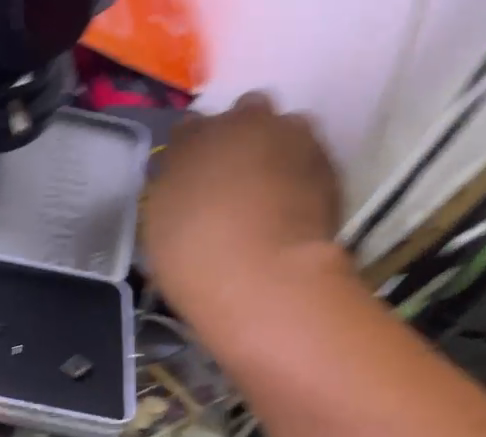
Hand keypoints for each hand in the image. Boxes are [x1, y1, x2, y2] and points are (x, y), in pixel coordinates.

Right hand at [143, 93, 346, 314]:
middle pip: (243, 113)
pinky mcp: (328, 158)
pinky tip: (287, 201)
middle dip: (238, 136)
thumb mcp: (157, 223)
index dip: (189, 150)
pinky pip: (307, 154)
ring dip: (274, 147)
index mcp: (192, 138)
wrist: (261, 273)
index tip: (187, 174)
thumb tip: (181, 180)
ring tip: (265, 187)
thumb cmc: (190, 255)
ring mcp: (292, 135)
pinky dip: (297, 169)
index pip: (188, 127)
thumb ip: (171, 189)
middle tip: (229, 177)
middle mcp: (244, 121)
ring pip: (282, 127)